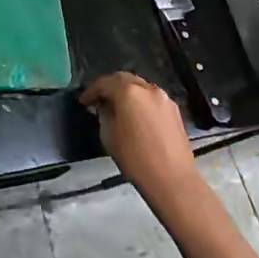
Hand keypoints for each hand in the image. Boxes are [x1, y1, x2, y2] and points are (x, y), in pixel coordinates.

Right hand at [80, 72, 195, 191]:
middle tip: (98, 100)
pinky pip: (152, 98)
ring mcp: (164, 98)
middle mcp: (148, 89)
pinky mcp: (175, 110)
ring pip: (140, 87)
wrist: (171, 178)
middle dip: (109, 86)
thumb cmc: (135, 158)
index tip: (84, 101)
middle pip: (124, 79)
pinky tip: (135, 115)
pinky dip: (140, 101)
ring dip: (126, 92)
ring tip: (116, 107)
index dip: (91, 90)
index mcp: (129, 92)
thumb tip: (104, 106)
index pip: (105, 82)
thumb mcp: (108, 136)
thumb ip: (104, 115)